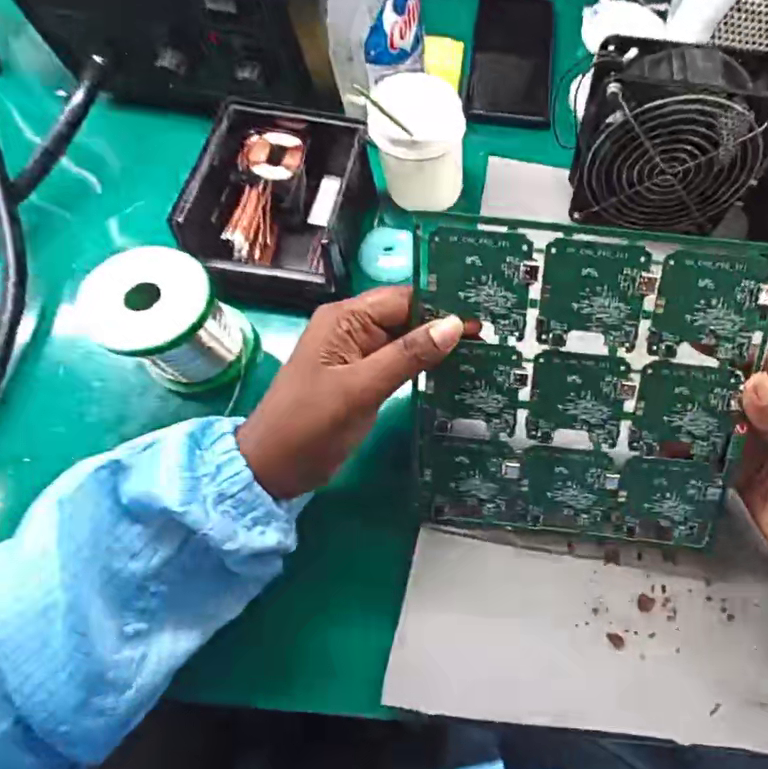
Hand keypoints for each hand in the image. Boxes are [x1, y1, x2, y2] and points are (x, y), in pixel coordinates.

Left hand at [238, 286, 466, 498]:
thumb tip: (455, 325)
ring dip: (437, 346)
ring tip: (484, 351)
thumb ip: (407, 356)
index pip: (403, 299)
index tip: (484, 316)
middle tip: (494, 336)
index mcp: (344, 319)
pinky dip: (422, 367)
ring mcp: (355, 355)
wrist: (273, 469)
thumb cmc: (309, 425)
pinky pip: (397, 364)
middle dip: (445, 325)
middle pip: (406, 317)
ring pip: (404, 341)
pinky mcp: (360, 379)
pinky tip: (451, 372)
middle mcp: (350, 329)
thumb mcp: (360, 389)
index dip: (442, 306)